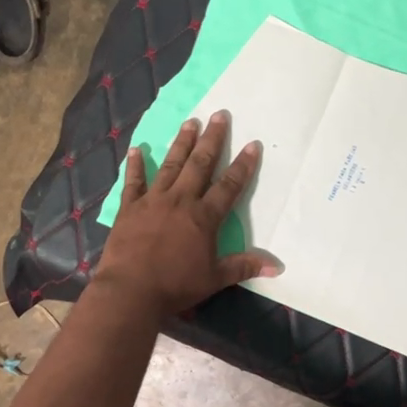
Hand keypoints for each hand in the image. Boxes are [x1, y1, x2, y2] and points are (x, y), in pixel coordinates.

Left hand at [93, 111, 280, 316]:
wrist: (130, 291)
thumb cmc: (175, 286)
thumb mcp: (215, 279)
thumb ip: (244, 267)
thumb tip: (277, 267)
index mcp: (204, 217)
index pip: (229, 186)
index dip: (243, 165)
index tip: (252, 144)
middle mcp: (181, 201)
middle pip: (200, 164)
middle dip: (212, 139)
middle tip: (220, 115)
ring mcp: (153, 201)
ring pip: (171, 165)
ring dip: (182, 142)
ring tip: (191, 122)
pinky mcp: (130, 208)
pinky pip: (133, 181)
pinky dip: (135, 165)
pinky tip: (137, 149)